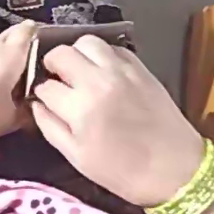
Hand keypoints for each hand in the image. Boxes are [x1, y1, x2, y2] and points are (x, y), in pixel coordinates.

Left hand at [0, 20, 37, 143]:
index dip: (42, 34)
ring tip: (22, 71)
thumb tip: (40, 104)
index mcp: (11, 54)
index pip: (29, 31)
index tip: (53, 48)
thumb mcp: (12, 118)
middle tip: (39, 60)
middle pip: (14, 34)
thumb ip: (30, 110)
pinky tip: (2, 78)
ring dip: (11, 52)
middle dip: (27, 41)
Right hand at [30, 36, 207, 206]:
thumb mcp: (77, 157)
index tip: (46, 100)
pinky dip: (102, 54)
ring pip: (87, 42)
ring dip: (77, 53)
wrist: (176, 171)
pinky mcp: (141, 68)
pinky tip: (102, 71)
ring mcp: (122, 71)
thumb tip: (37, 104)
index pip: (45, 87)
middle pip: (61, 54)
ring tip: (79, 70)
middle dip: (52, 65)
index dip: (41, 94)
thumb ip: (50, 127)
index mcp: (80, 108)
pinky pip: (113, 47)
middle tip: (58, 80)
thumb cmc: (122, 172)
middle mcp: (99, 82)